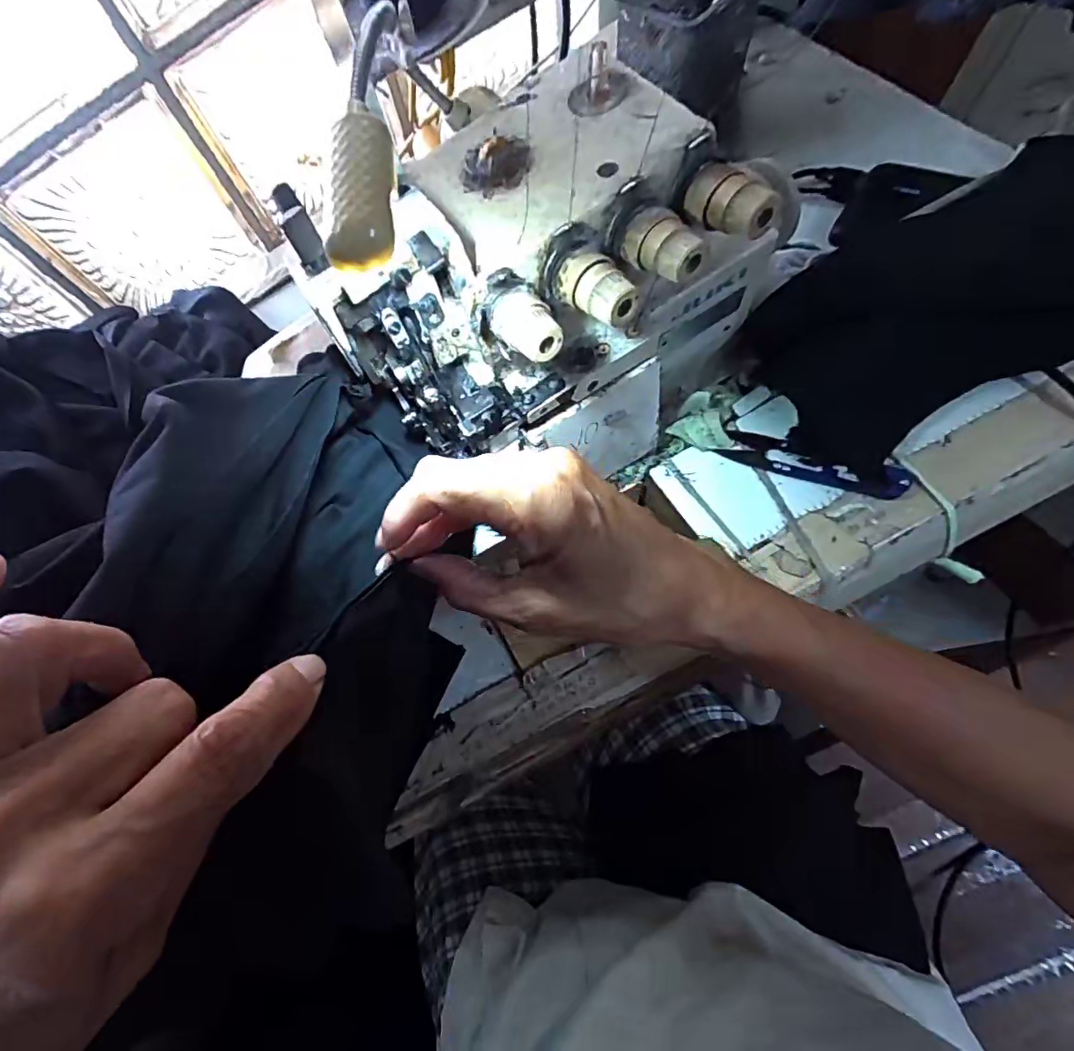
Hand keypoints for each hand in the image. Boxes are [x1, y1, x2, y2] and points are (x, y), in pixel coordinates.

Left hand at [0, 552, 324, 1050]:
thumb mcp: (121, 971)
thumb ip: (175, 850)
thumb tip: (221, 750)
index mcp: (73, 900)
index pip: (205, 765)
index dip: (270, 710)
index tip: (304, 672)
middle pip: (138, 708)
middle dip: (171, 727)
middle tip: (155, 761)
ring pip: (24, 652)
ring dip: (94, 653)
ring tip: (104, 679)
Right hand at [376, 448, 759, 648]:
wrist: (686, 586)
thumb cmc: (621, 604)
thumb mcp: (535, 611)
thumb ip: (466, 588)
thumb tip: (419, 570)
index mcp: (536, 497)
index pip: (441, 483)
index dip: (401, 514)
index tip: (387, 552)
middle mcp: (538, 465)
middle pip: (447, 471)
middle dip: (413, 514)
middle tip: (398, 559)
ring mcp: (548, 462)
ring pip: (465, 473)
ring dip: (436, 510)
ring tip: (419, 553)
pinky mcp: (553, 470)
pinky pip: (491, 479)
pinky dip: (464, 505)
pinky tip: (451, 537)